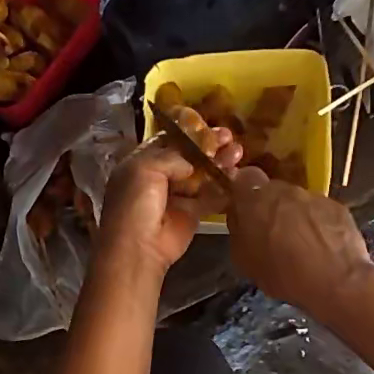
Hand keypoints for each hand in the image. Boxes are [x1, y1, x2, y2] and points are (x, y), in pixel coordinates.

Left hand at [96, 131, 240, 275]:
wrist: (139, 248)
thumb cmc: (136, 204)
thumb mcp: (146, 169)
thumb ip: (171, 156)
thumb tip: (194, 159)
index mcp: (141, 162)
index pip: (167, 141)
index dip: (189, 133)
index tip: (209, 125)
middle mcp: (158, 177)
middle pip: (188, 156)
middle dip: (208, 146)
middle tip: (229, 137)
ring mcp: (176, 196)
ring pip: (202, 174)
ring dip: (219, 163)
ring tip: (237, 153)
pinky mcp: (192, 213)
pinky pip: (210, 196)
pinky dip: (224, 187)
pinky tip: (237, 175)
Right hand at [226, 168, 373, 309]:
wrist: (337, 282)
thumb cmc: (283, 274)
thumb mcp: (244, 262)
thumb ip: (238, 233)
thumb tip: (240, 221)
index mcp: (254, 201)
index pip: (243, 179)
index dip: (245, 193)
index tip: (246, 210)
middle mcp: (284, 191)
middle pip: (272, 191)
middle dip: (271, 208)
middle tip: (273, 233)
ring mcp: (313, 196)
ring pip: (298, 201)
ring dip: (296, 216)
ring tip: (302, 244)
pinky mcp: (337, 206)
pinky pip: (321, 211)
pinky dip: (319, 224)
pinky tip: (323, 246)